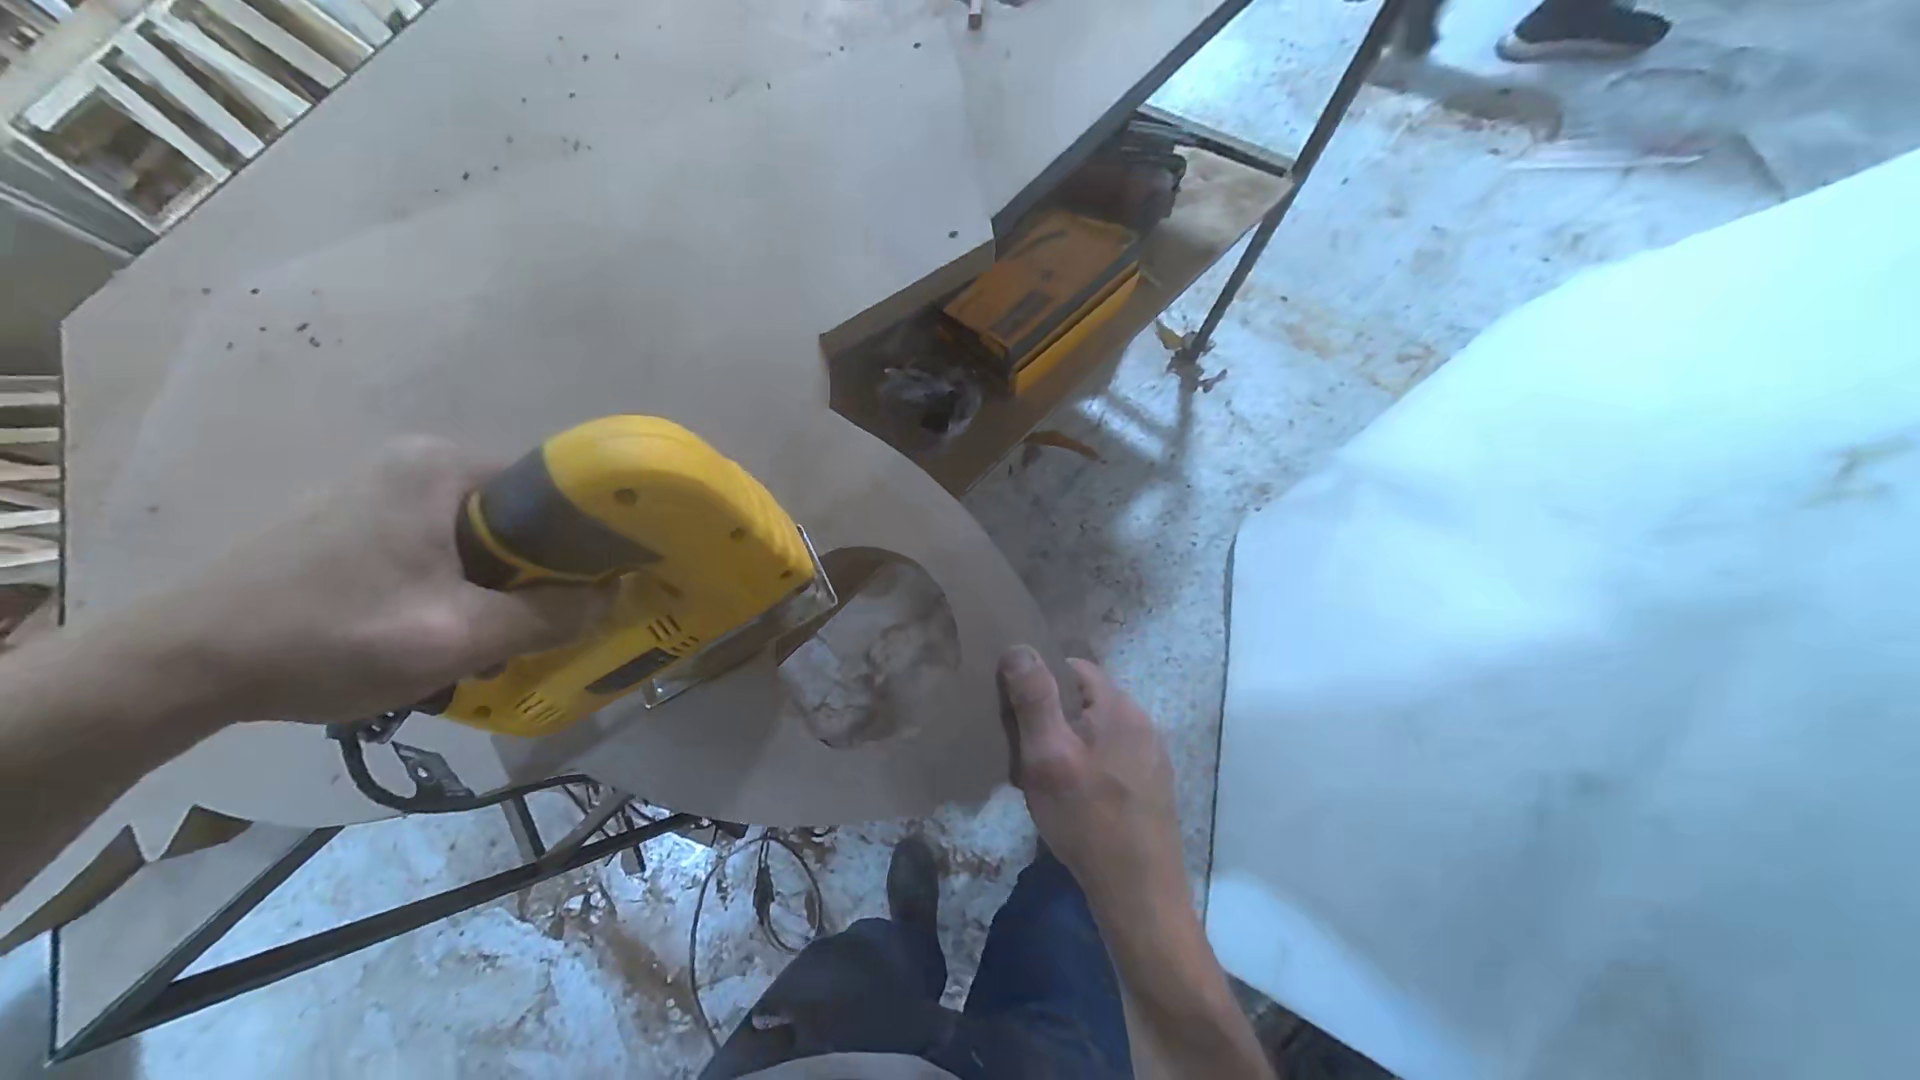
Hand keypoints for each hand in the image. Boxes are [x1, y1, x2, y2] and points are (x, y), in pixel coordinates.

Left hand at [141, 436, 604, 726]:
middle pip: (522, 519)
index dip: (589, 542)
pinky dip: (465, 586)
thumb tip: (616, 597)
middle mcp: (419, 465)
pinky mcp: (363, 524)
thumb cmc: (328, 637)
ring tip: (493, 636)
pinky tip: (447, 628)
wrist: (175, 670)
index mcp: (444, 467)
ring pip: (487, 540)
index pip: (556, 494)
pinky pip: (448, 549)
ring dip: (502, 587)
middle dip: (540, 574)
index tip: (602, 589)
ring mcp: (386, 492)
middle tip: (541, 625)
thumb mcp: (460, 635)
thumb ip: (551, 616)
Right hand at [998, 645, 1186, 913]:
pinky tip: (1076, 796)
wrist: (1139, 893)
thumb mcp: (1047, 756)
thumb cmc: (1087, 819)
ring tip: (1047, 775)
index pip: (1073, 667)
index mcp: (1118, 706)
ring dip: (1071, 741)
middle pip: (1086, 699)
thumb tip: (1019, 647)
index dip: (1040, 680)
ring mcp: (1152, 755)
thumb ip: (1034, 699)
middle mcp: (1142, 721)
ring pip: (1098, 729)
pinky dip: (1090, 764)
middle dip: (1053, 714)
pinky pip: (1113, 756)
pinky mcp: (1153, 785)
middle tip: (1025, 748)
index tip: (1014, 709)